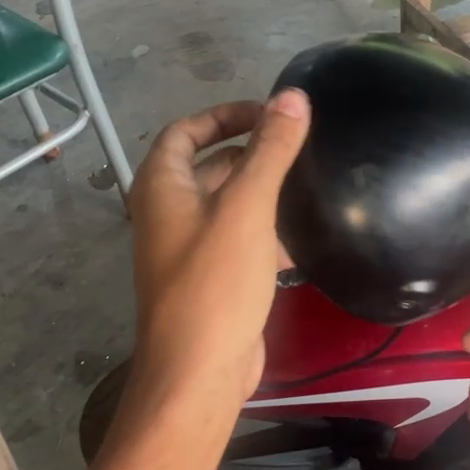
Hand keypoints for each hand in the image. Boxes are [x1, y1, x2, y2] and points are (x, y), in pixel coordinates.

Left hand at [129, 91, 310, 405]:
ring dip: (260, 191)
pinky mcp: (209, 280)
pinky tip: (302, 237)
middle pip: (207, 166)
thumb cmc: (215, 282)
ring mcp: (186, 249)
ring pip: (225, 205)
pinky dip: (264, 231)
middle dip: (250, 152)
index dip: (223, 115)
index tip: (267, 112)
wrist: (198, 373)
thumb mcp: (247, 207)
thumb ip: (270, 150)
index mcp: (161, 187)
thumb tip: (292, 96)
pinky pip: (237, 240)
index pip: (185, 131)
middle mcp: (167, 213)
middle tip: (297, 145)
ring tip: (307, 183)